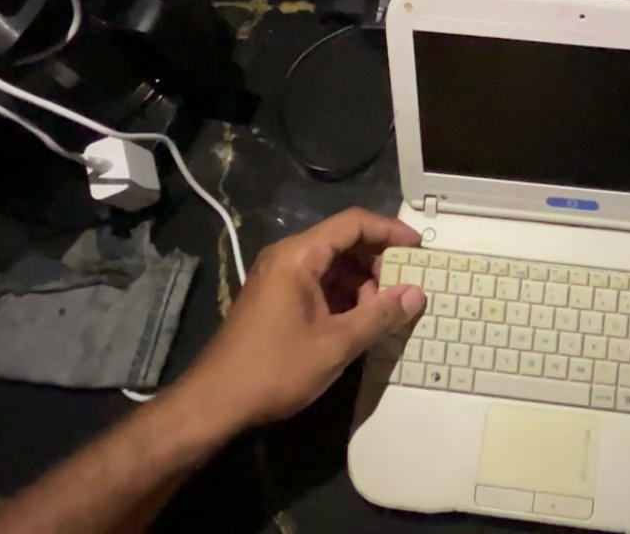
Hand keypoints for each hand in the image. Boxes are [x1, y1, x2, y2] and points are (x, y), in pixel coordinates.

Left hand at [173, 208, 423, 431]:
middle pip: (344, 240)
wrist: (211, 406)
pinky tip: (358, 320)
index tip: (418, 248)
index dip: (390, 231)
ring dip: (362, 280)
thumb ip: (379, 315)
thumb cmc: (273, 369)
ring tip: (381, 310)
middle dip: (378, 260)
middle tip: (403, 284)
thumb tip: (417, 294)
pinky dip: (344, 294)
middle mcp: (288, 256)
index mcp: (299, 255)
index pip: (354, 223)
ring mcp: (280, 277)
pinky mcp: (276, 297)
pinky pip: (319, 281)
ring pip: (333, 263)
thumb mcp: (335, 345)